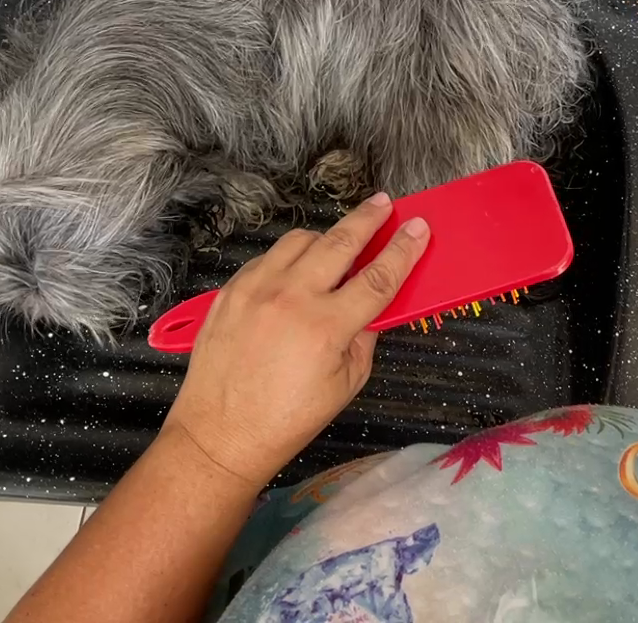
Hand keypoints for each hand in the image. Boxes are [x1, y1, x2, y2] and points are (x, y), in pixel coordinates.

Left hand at [162, 193, 429, 486]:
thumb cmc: (288, 419)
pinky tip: (294, 277)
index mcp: (325, 328)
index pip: (377, 278)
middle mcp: (290, 299)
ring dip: (324, 239)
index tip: (418, 227)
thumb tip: (373, 301)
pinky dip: (288, 260)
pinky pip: (269, 257)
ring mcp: (256, 288)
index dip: (403, 250)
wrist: (219, 435)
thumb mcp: (345, 384)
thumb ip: (364, 335)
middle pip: (340, 241)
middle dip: (367, 218)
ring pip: (300, 240)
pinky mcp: (231, 289)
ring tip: (335, 250)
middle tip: (383, 202)